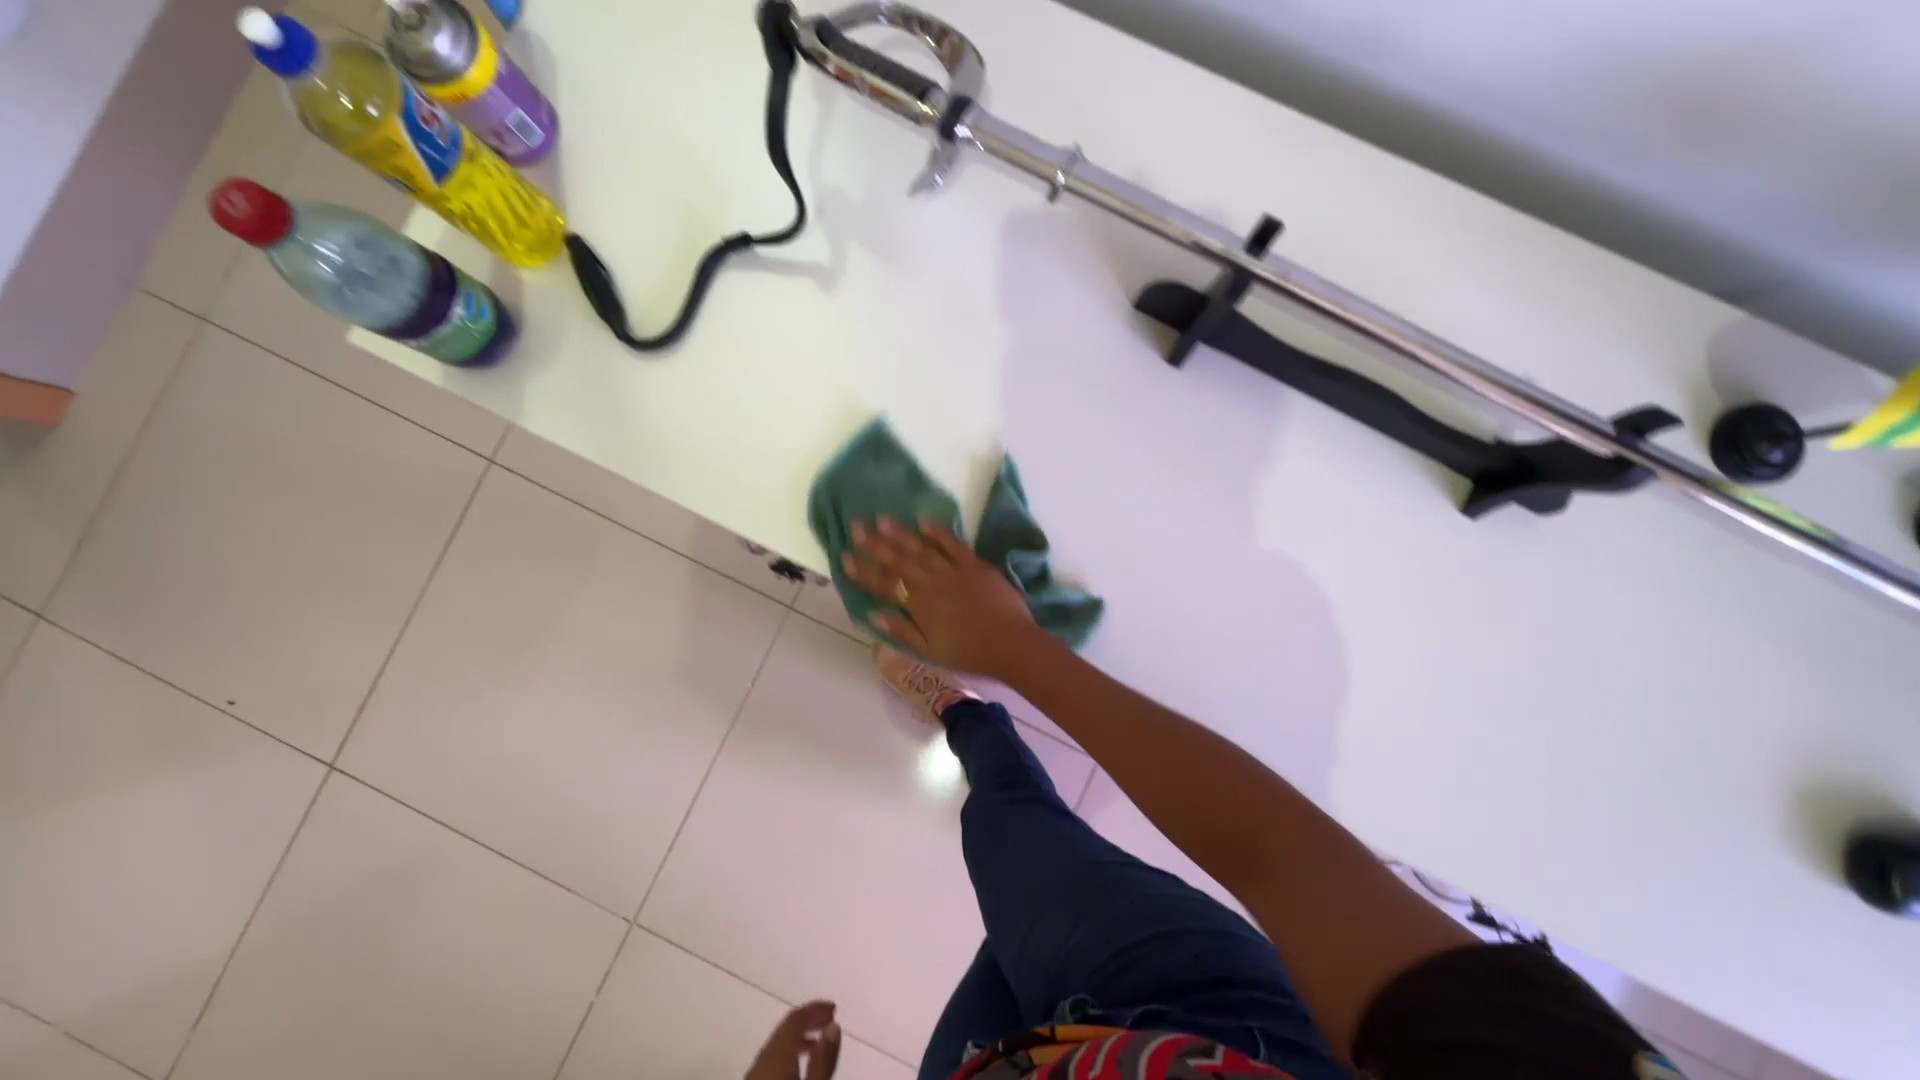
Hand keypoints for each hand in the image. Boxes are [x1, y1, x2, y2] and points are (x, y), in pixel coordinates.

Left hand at [745, 1001, 841, 1079]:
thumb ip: (823, 1059)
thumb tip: (834, 1026)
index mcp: (776, 1054)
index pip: (794, 1019)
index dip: (814, 1008)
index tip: (833, 1007)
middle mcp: (761, 1058)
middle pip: (784, 1029)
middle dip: (807, 1019)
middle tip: (830, 1017)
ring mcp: (753, 1072)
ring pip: (776, 1044)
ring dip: (798, 1035)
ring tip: (819, 1039)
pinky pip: (771, 1058)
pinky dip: (788, 1051)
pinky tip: (799, 1061)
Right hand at [844, 517, 1037, 676]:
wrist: (1010, 644)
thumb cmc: (968, 653)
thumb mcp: (929, 651)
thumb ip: (901, 631)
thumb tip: (874, 614)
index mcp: (918, 606)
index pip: (884, 585)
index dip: (864, 572)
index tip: (845, 557)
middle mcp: (931, 584)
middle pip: (899, 561)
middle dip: (876, 544)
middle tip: (857, 526)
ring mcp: (954, 571)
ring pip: (922, 549)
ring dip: (901, 534)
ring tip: (883, 519)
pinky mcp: (976, 565)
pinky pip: (953, 545)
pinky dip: (938, 533)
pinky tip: (924, 522)